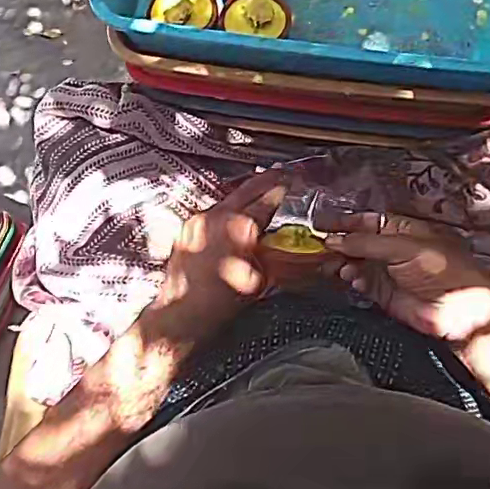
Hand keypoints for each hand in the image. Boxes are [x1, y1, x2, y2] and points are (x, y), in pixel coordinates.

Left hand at [148, 171, 284, 338]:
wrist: (182, 313)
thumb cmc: (219, 303)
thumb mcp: (260, 281)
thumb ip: (282, 259)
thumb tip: (307, 253)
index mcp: (238, 227)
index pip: (266, 201)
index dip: (283, 189)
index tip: (294, 181)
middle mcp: (217, 217)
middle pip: (247, 190)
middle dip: (266, 181)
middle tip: (282, 174)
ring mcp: (199, 221)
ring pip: (229, 198)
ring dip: (247, 193)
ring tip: (263, 190)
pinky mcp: (188, 228)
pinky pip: (214, 212)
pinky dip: (230, 210)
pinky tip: (237, 215)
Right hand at [321, 213, 489, 345]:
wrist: (461, 314)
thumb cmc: (446, 272)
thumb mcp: (404, 247)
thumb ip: (366, 243)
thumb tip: (335, 239)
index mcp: (403, 230)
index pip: (367, 221)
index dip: (345, 221)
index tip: (322, 223)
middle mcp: (393, 249)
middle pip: (358, 242)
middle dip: (339, 243)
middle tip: (321, 246)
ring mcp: (388, 272)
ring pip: (356, 263)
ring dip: (342, 262)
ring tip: (332, 264)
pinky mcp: (384, 294)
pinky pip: (360, 283)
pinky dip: (353, 280)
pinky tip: (351, 279)